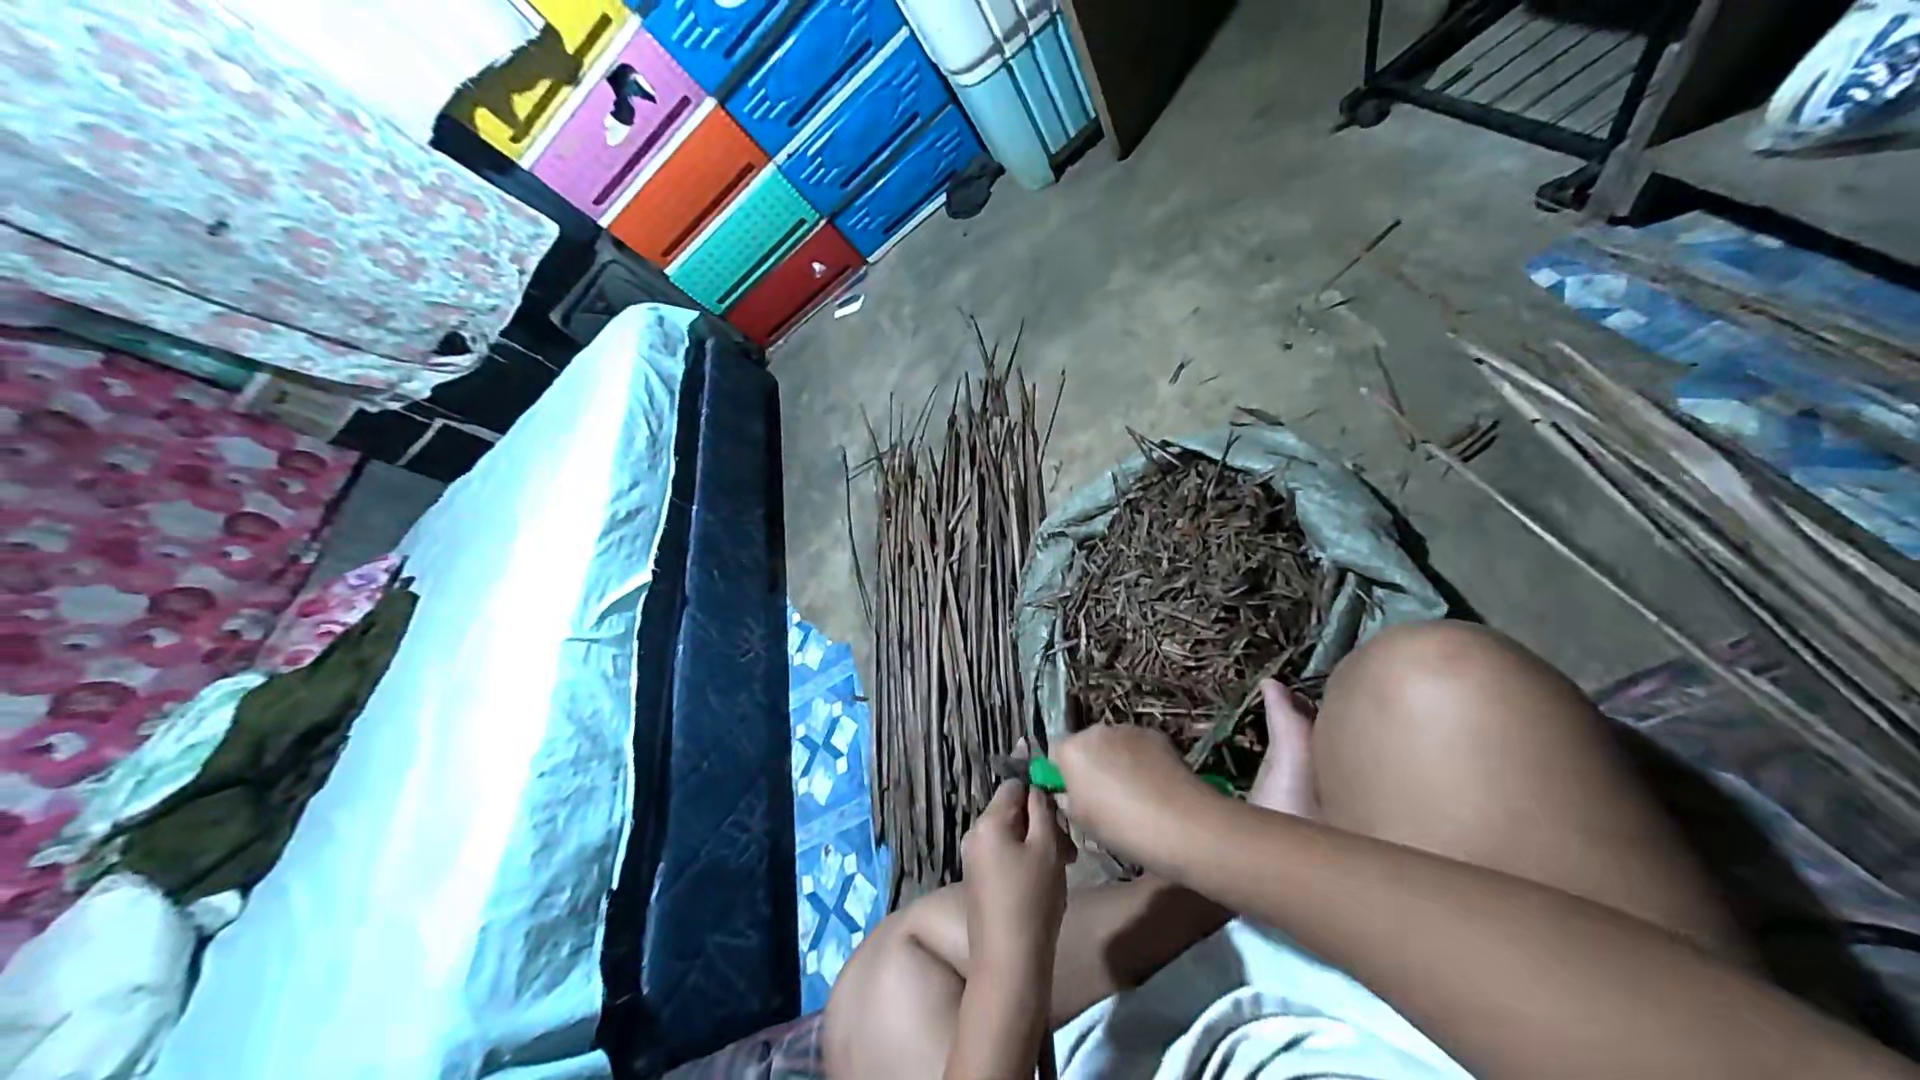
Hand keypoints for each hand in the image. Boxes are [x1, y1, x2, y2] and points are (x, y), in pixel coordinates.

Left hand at [960, 780, 1070, 967]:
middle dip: (1042, 825)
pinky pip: (1004, 856)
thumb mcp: (1046, 848)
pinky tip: (1043, 885)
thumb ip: (1043, 811)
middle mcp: (975, 834)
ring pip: (1011, 836)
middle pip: (1013, 812)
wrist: (1009, 961)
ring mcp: (973, 858)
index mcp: (988, 821)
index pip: (1014, 787)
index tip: (1062, 821)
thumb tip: (1037, 790)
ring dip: (1038, 845)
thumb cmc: (1032, 899)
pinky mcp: (978, 880)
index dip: (1039, 797)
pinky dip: (1025, 862)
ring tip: (1061, 870)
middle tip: (1070, 853)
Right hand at [1051, 725, 1216, 864]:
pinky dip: (1141, 760)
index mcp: (1072, 750)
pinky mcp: (1156, 734)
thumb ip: (1067, 800)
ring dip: (1116, 761)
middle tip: (1105, 798)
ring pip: (1113, 744)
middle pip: (1085, 745)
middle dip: (1091, 765)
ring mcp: (1128, 729)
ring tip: (1134, 794)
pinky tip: (1154, 786)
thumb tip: (1070, 792)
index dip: (1063, 775)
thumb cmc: (1121, 826)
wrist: (1182, 823)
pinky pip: (1138, 746)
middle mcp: (1097, 731)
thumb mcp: (1082, 822)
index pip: (1055, 754)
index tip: (1076, 796)